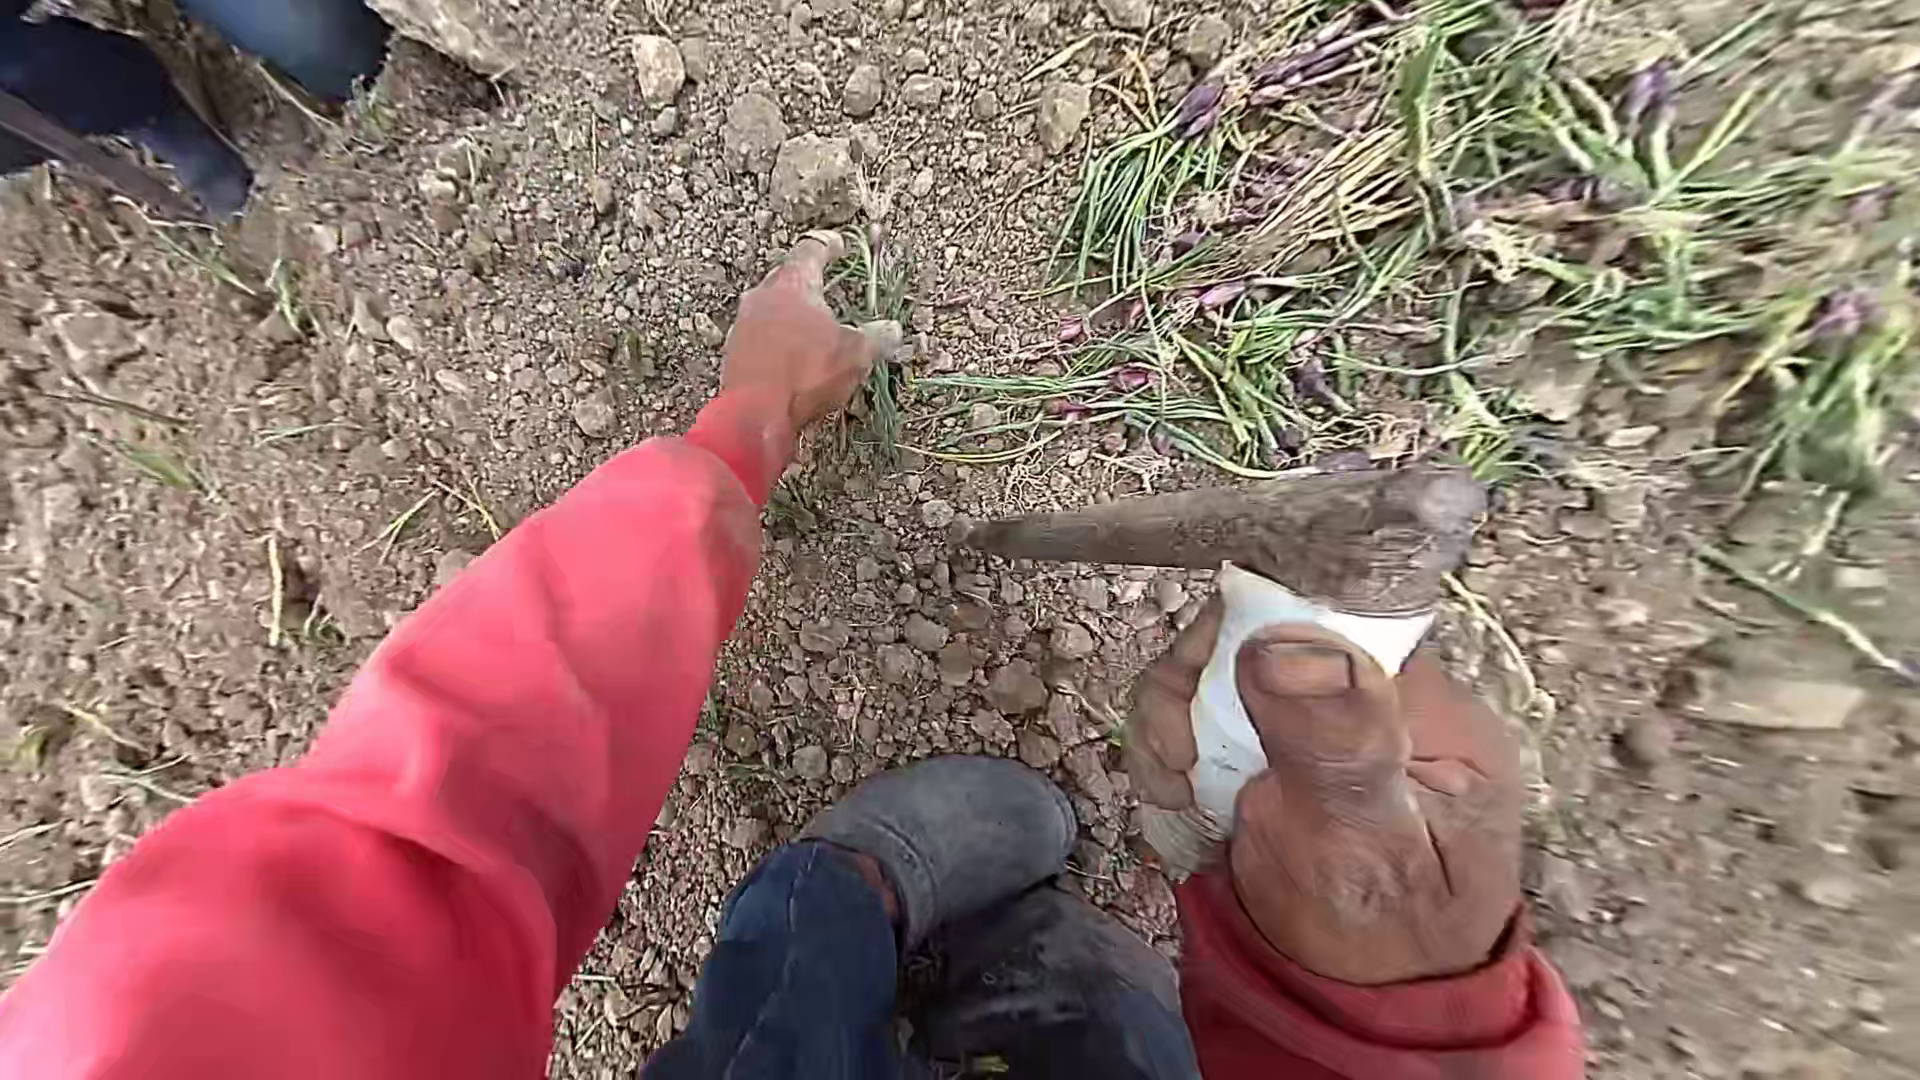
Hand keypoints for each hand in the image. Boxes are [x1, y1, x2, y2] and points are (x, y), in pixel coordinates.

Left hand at [723, 234, 874, 428]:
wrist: (756, 415)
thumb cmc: (808, 374)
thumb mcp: (856, 354)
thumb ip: (876, 338)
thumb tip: (893, 329)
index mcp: (793, 285)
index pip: (811, 251)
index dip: (828, 246)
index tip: (839, 244)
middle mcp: (762, 296)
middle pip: (786, 279)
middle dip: (806, 282)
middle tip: (824, 288)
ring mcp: (743, 325)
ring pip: (771, 309)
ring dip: (791, 315)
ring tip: (810, 328)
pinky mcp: (735, 354)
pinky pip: (762, 337)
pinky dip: (779, 341)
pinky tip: (792, 357)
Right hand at [1125, 601, 1522, 984]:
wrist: (1334, 991)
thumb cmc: (1371, 931)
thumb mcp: (1364, 844)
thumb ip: (1335, 747)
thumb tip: (1284, 644)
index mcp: (1421, 703)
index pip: (1327, 612)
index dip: (1250, 630)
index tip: (1207, 689)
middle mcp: (1357, 689)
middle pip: (1248, 630)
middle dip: (1191, 687)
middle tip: (1179, 754)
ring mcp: (1299, 709)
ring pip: (1203, 664)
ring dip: (1166, 718)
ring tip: (1173, 782)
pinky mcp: (1252, 731)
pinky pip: (1184, 702)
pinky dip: (1160, 740)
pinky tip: (1170, 788)